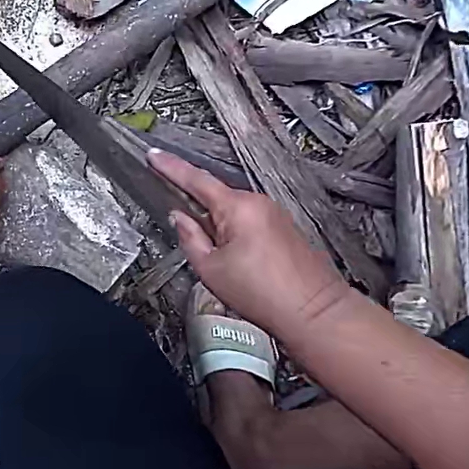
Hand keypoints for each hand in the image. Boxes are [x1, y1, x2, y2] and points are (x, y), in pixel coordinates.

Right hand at [148, 148, 353, 331]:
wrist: (314, 313)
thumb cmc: (265, 294)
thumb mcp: (210, 268)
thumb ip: (189, 237)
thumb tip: (179, 218)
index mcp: (237, 207)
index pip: (195, 179)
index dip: (170, 166)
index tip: (154, 156)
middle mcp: (257, 203)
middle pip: (214, 199)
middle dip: (200, 219)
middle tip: (200, 251)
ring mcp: (273, 212)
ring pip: (231, 213)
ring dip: (220, 233)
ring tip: (229, 268)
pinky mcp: (282, 226)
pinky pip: (248, 222)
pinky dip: (237, 238)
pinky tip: (243, 265)